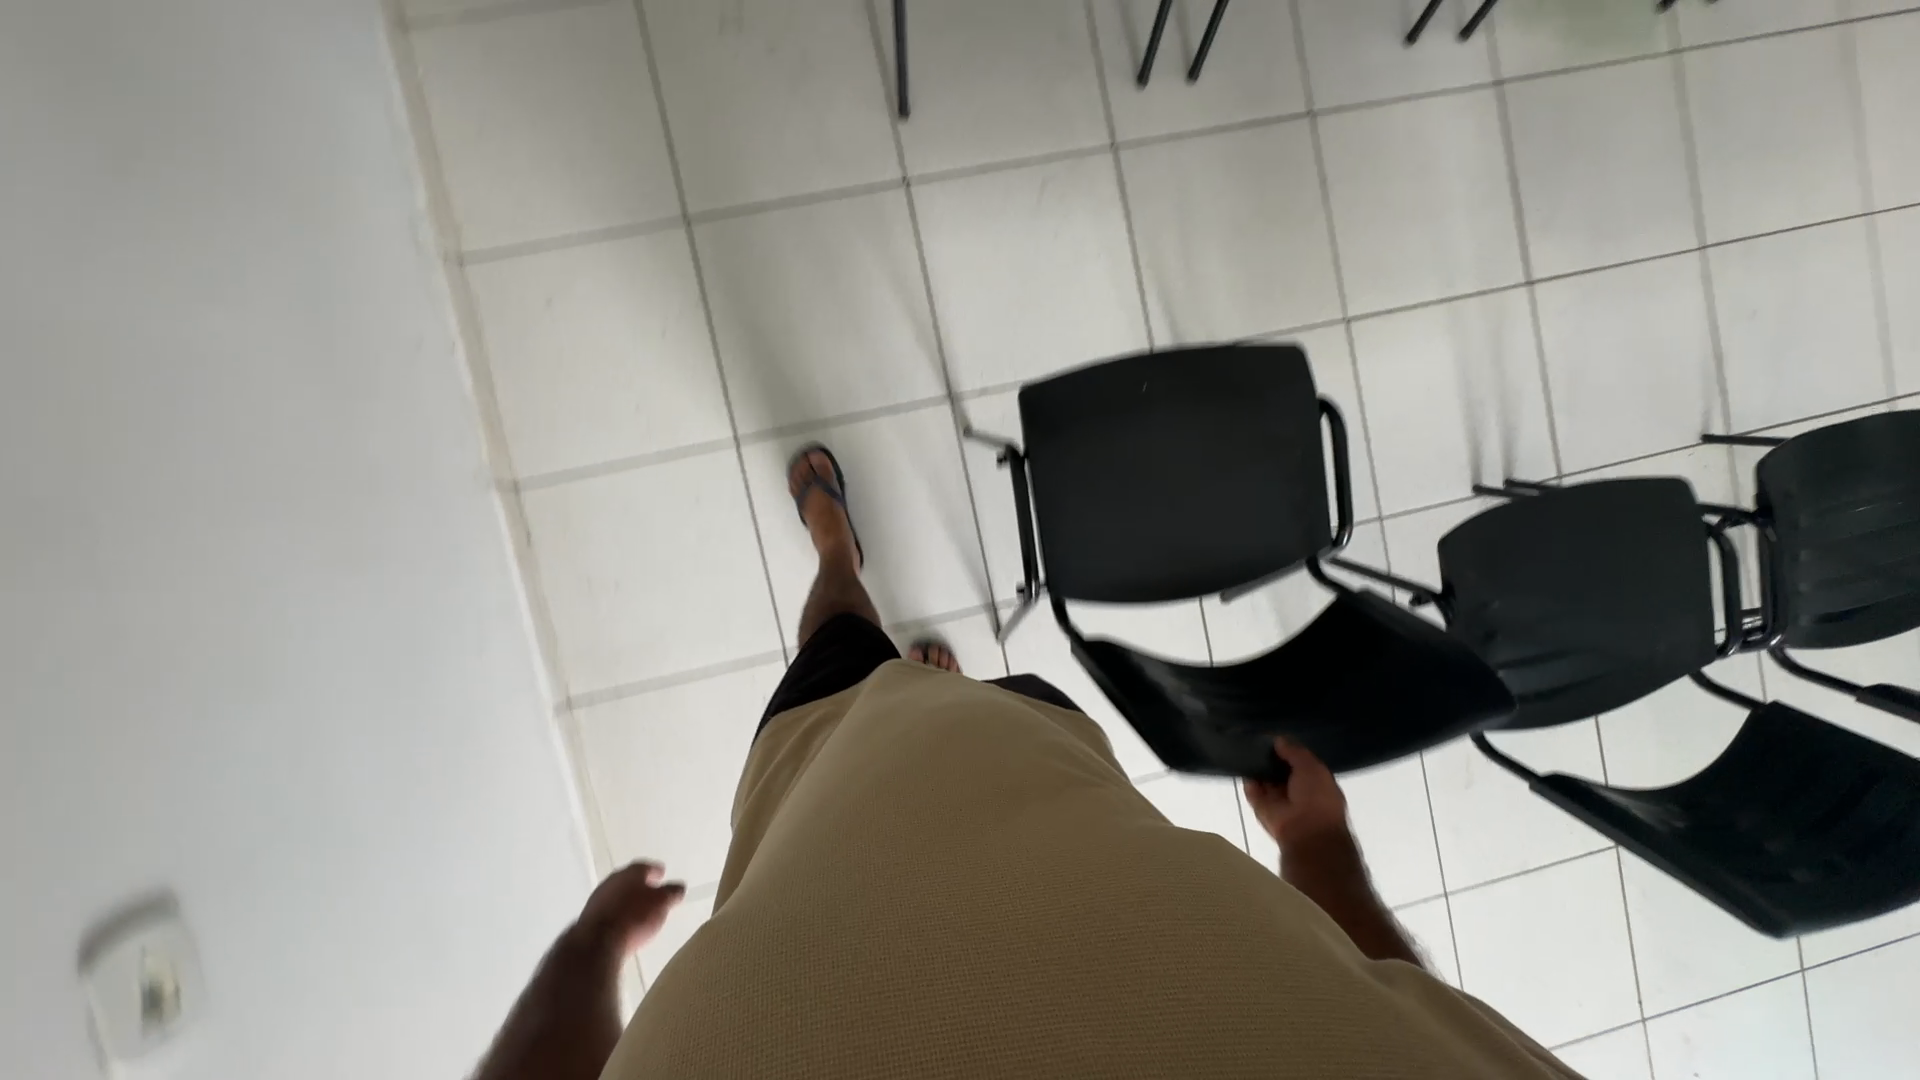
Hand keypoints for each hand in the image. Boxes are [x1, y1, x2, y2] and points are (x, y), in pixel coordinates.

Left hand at [572, 861, 684, 957]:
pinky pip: (607, 911)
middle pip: (629, 880)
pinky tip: (622, 923)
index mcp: (631, 872)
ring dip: (626, 900)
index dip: (655, 871)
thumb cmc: (635, 917)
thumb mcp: (662, 904)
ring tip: (637, 910)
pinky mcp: (587, 918)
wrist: (596, 943)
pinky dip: (616, 913)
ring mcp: (597, 899)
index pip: (645, 866)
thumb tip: (678, 887)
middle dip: (640, 886)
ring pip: (616, 894)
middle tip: (651, 892)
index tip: (662, 874)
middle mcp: (612, 880)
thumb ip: (672, 893)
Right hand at [1241, 738, 1349, 851]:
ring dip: (1257, 767)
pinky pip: (1252, 790)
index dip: (1289, 750)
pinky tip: (1241, 761)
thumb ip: (1295, 752)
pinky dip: (1247, 779)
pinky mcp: (1261, 808)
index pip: (1300, 763)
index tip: (1275, 737)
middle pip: (1280, 770)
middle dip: (1270, 757)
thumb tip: (1278, 739)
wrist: (1306, 832)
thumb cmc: (1317, 797)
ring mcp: (1278, 800)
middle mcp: (1297, 791)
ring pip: (1264, 779)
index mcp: (1316, 783)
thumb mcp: (1312, 767)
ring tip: (1245, 745)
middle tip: (1257, 739)